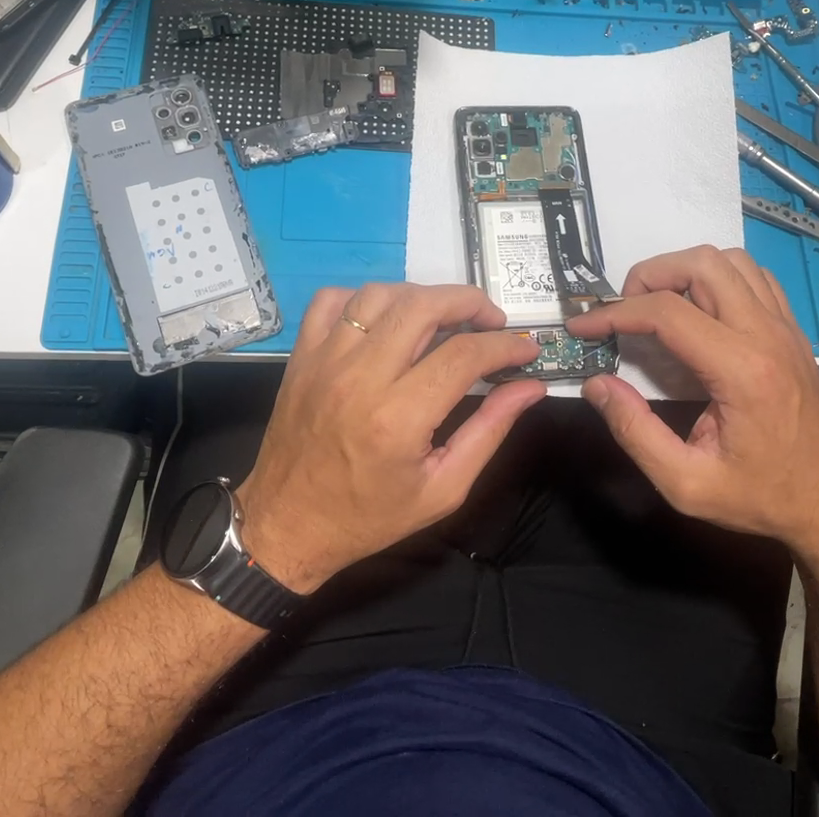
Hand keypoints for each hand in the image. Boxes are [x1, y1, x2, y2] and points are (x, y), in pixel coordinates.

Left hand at [234, 284, 547, 593]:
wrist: (288, 525)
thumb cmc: (370, 516)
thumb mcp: (443, 489)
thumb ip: (489, 431)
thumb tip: (530, 387)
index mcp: (399, 418)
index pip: (464, 354)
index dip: (505, 345)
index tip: (525, 348)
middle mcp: (360, 378)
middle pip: (423, 306)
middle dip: (469, 302)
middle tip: (490, 321)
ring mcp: (325, 361)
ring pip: (380, 294)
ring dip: (421, 296)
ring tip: (443, 318)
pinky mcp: (302, 356)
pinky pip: (331, 301)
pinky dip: (364, 298)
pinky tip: (385, 320)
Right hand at [564, 246, 818, 552]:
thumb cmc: (762, 498)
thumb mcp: (687, 483)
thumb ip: (636, 432)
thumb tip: (597, 385)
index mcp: (741, 371)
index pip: (668, 312)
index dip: (614, 313)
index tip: (582, 326)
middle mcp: (767, 336)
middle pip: (703, 264)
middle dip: (650, 275)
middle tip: (623, 311)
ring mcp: (785, 329)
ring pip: (731, 261)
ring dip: (685, 271)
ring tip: (658, 307)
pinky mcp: (792, 333)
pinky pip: (755, 278)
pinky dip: (718, 278)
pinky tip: (699, 311)